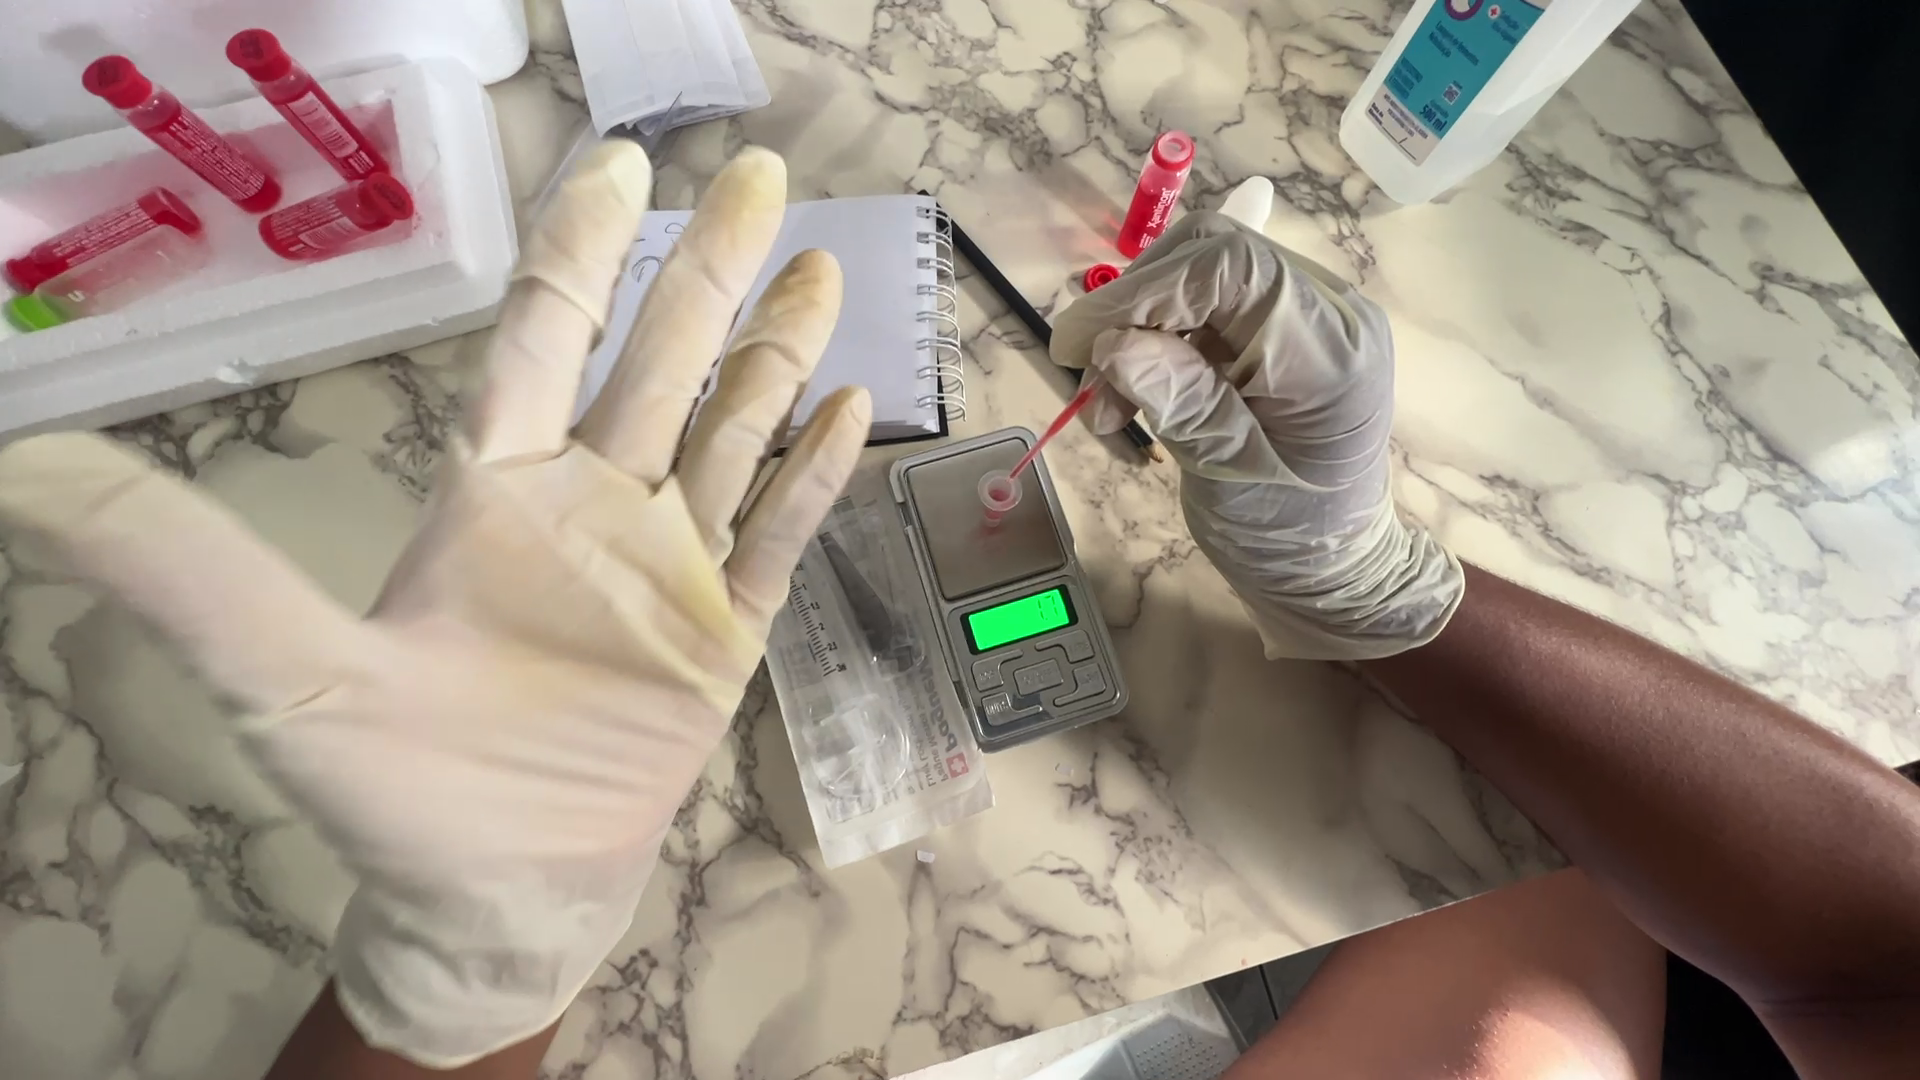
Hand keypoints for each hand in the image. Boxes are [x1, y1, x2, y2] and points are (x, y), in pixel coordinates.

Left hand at [0, 142, 870, 1065]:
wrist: (510, 876)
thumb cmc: (407, 783)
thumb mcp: (292, 680)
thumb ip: (191, 573)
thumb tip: (23, 464)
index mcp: (502, 489)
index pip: (549, 339)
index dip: (585, 248)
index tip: (626, 165)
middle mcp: (600, 501)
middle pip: (666, 363)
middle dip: (713, 270)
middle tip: (762, 181)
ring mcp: (676, 556)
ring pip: (737, 432)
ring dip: (780, 354)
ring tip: (821, 278)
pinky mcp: (730, 618)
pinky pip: (780, 529)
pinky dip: (813, 471)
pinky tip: (851, 411)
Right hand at [1051, 212, 1460, 659]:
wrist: (1325, 561)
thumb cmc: (1285, 536)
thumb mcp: (1230, 479)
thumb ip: (1182, 404)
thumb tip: (1113, 342)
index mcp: (1329, 351)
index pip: (1229, 269)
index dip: (1142, 292)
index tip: (1075, 344)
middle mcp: (1326, 312)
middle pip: (1211, 253)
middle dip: (1133, 305)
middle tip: (1088, 375)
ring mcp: (1301, 316)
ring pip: (1195, 274)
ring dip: (1134, 327)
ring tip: (1108, 406)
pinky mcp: (1272, 332)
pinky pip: (1197, 308)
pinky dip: (1149, 342)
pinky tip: (1130, 394)